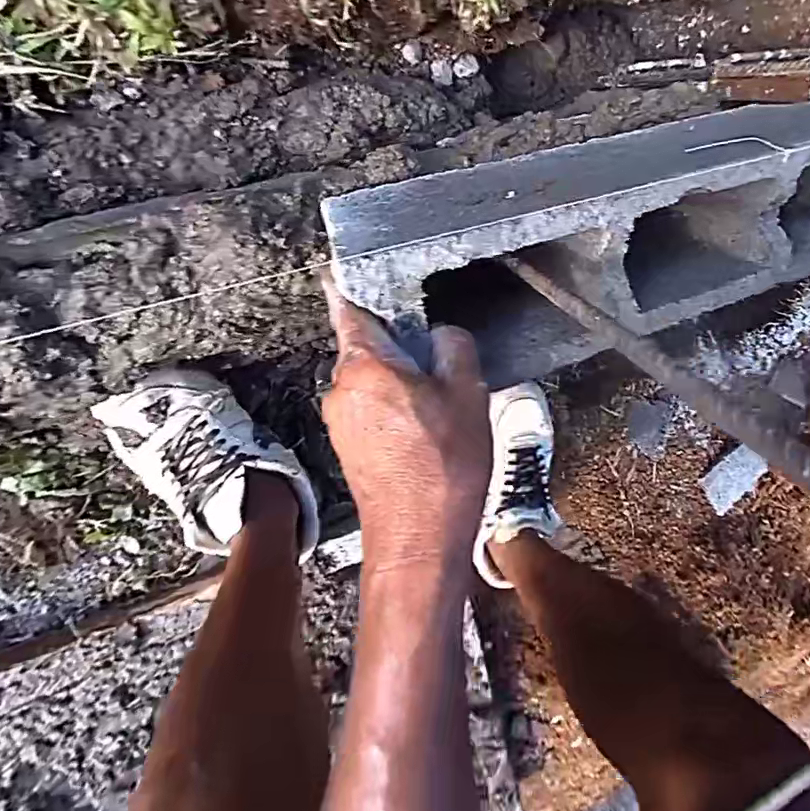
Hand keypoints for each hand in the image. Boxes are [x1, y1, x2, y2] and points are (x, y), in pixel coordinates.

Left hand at [319, 274, 491, 581]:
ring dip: (400, 383)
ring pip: (372, 381)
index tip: (347, 270)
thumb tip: (441, 337)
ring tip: (438, 413)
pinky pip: (371, 410)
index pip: (350, 308)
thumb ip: (454, 348)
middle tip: (440, 369)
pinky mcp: (348, 447)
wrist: (418, 540)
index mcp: (365, 366)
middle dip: (400, 348)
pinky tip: (425, 436)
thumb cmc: (442, 471)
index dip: (353, 286)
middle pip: (368, 347)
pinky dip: (394, 410)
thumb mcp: (468, 395)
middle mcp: (341, 389)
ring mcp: (341, 422)